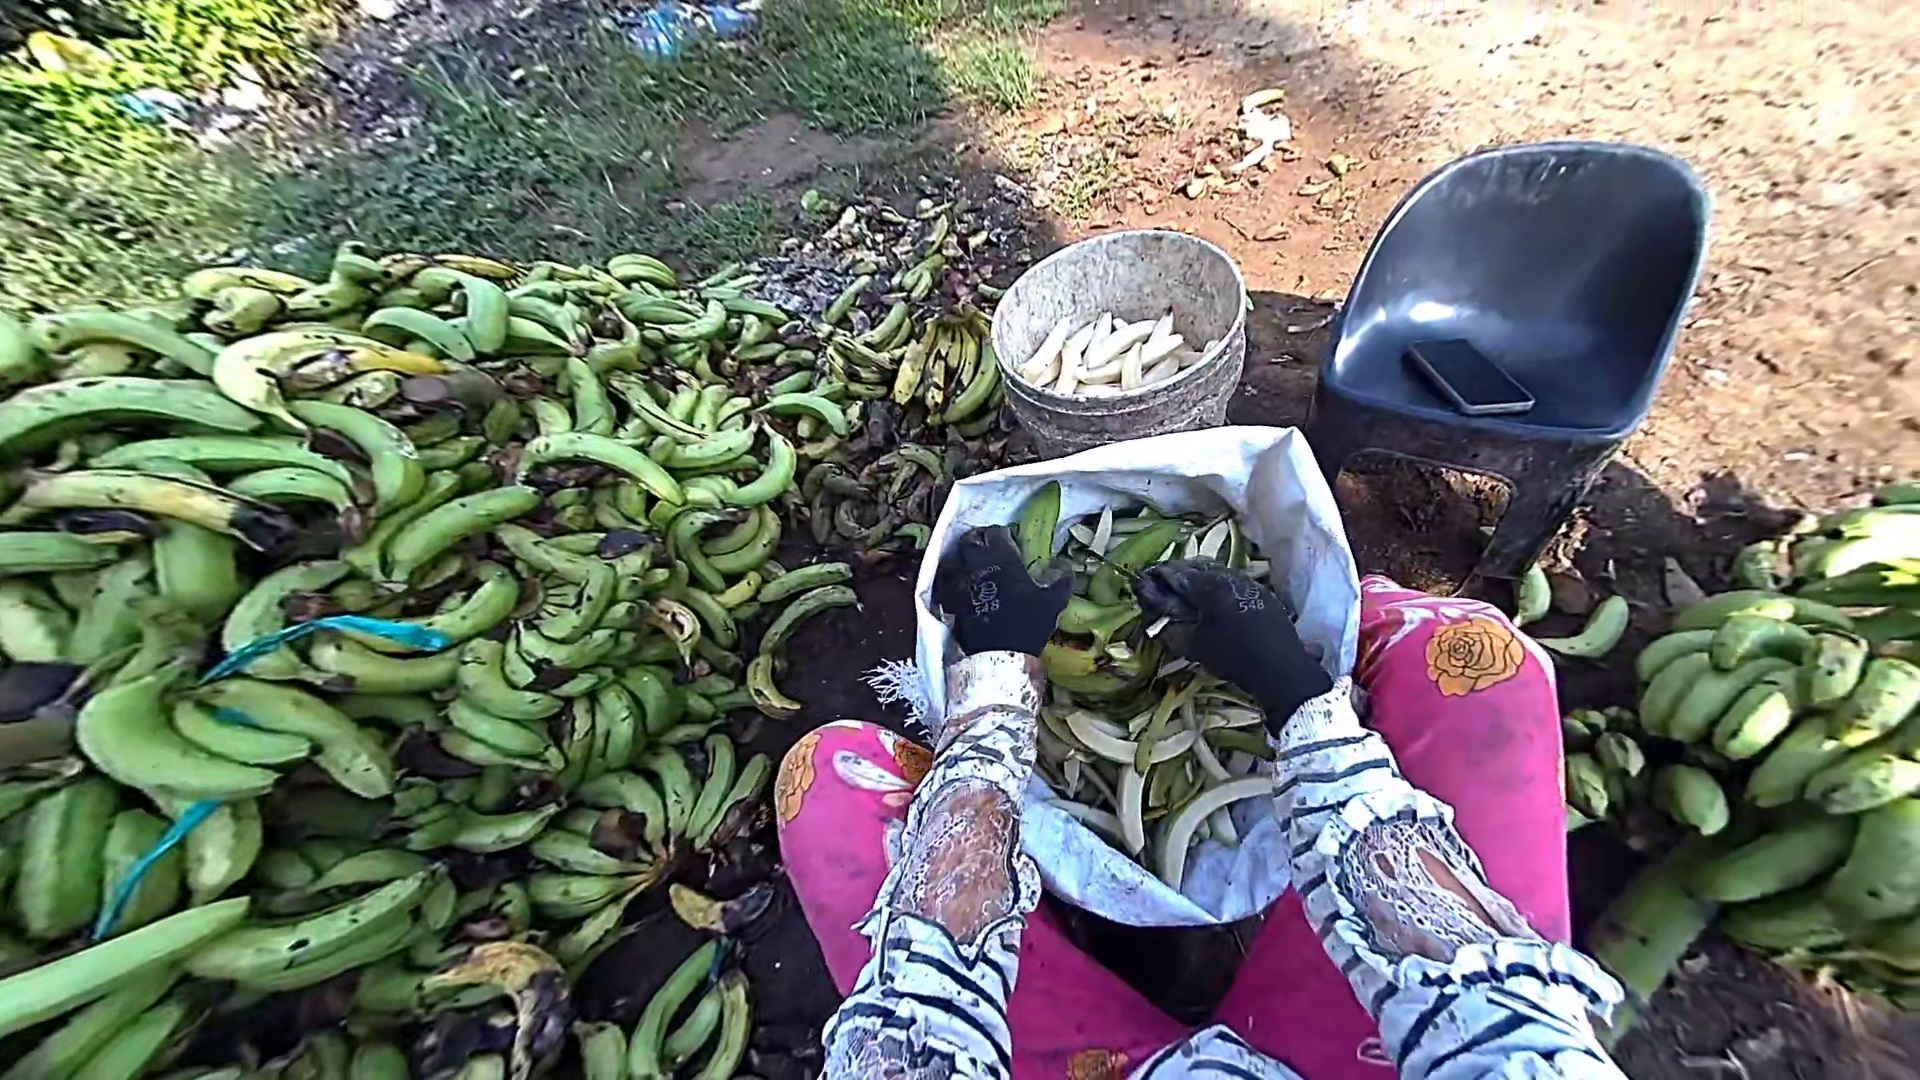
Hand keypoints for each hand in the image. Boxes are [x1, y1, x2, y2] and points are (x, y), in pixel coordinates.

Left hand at [933, 526, 1070, 656]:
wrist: (1001, 652)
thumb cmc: (1028, 623)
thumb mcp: (1052, 602)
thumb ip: (1060, 583)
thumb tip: (1067, 570)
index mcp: (1002, 559)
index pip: (996, 533)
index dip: (1000, 533)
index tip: (1006, 538)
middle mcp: (977, 564)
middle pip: (969, 540)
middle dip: (977, 539)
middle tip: (985, 546)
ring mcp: (959, 581)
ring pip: (951, 560)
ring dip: (959, 559)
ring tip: (967, 565)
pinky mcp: (948, 600)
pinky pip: (944, 583)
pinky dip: (948, 582)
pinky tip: (956, 587)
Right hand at [1135, 559, 1331, 723]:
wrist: (1282, 670)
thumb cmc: (1232, 655)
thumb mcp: (1193, 645)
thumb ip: (1171, 629)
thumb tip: (1157, 620)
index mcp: (1210, 584)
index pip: (1176, 572)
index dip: (1158, 575)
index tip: (1144, 577)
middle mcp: (1230, 576)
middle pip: (1197, 567)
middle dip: (1178, 575)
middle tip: (1163, 585)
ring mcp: (1250, 583)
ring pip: (1217, 574)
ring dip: (1199, 581)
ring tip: (1186, 594)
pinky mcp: (1263, 595)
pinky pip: (1232, 584)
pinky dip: (1217, 589)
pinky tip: (1213, 604)